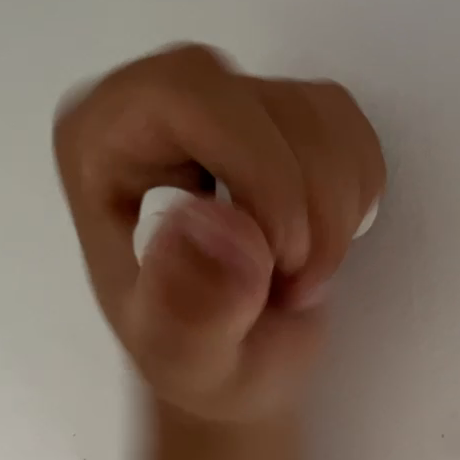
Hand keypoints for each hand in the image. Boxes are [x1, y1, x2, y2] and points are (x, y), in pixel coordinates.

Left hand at [54, 44, 384, 421]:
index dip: (259, 173)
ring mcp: (232, 107)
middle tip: (290, 283)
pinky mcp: (290, 120)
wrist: (238, 363)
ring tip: (298, 277)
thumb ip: (189, 308)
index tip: (276, 260)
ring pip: (321, 117)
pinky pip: (350, 131)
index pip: (189, 95)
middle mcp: (160, 107)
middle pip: (266, 103)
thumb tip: (217, 225)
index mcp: (102, 145)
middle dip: (307, 206)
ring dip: (335, 216)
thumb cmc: (201, 362)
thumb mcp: (185, 360)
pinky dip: (356, 201)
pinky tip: (321, 245)